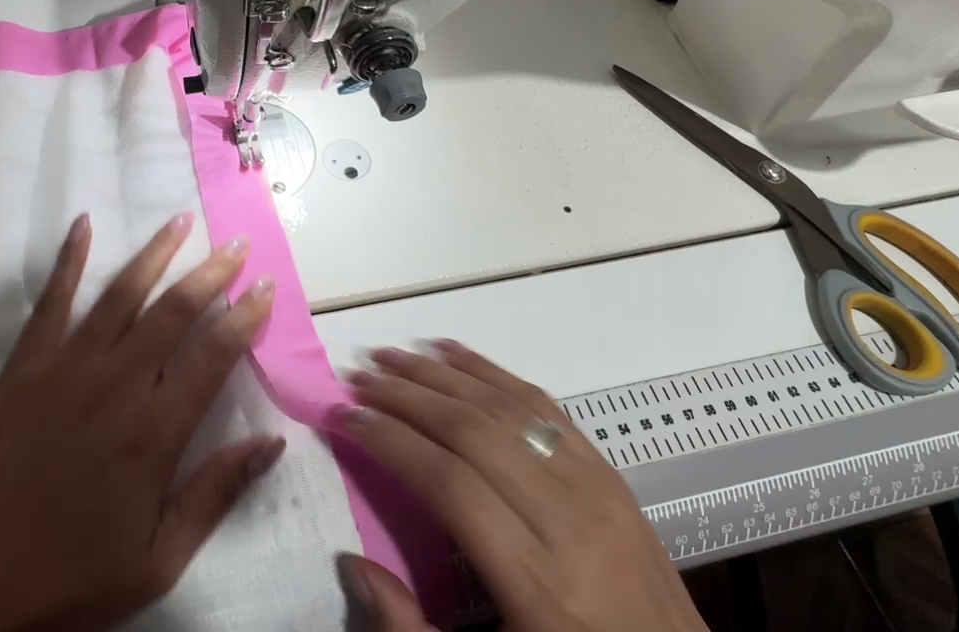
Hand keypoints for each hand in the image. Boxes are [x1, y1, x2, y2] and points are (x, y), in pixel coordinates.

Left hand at [0, 212, 281, 631]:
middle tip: (237, 242)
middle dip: (213, 272)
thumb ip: (215, 496)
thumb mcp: (155, 562)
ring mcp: (65, 367)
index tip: (267, 286)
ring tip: (181, 220)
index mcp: (155, 431)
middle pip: (175, 311)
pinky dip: (69, 259)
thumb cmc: (62, 577)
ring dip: (156, 252)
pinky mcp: (23, 365)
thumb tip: (272, 444)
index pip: (213, 355)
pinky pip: (50, 301)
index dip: (245, 317)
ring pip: (121, 294)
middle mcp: (116, 383)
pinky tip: (82, 225)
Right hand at [336, 342, 705, 631]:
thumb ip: (411, 630)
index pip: (448, 483)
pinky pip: (546, 409)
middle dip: (407, 397)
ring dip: (442, 375)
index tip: (346, 418)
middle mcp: (569, 521)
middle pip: (473, 432)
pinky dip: (494, 374)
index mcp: (538, 582)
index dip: (391, 442)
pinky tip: (456, 355)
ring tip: (391, 357)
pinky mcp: (612, 476)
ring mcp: (597, 490)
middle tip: (358, 378)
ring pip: (507, 408)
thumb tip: (353, 562)